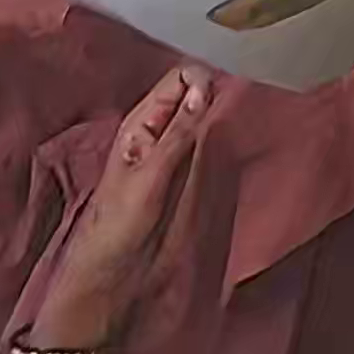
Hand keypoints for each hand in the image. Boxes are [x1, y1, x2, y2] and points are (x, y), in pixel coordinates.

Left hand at [32, 65, 215, 347]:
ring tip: (243, 110)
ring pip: (203, 109)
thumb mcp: (149, 177)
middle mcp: (159, 124)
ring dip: (221, 106)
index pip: (179, 77)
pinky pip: (207, 132)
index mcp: (143, 119)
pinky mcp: (187, 162)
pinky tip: (235, 129)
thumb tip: (205, 84)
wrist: (110, 277)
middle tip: (240, 100)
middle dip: (216, 88)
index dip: (203, 77)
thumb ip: (178, 132)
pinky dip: (221, 126)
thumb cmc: (120, 225)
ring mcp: (174, 143)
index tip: (224, 94)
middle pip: (194, 89)